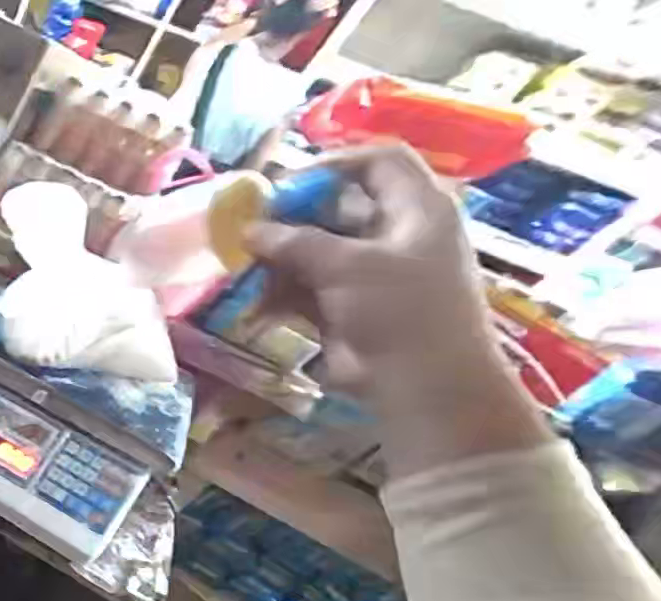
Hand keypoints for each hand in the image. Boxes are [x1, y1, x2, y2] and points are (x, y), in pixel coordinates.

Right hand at [244, 142, 551, 476]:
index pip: (377, 163)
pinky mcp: (341, 305)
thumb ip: (297, 244)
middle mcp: (390, 234)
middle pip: (335, 209)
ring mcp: (364, 272)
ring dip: (277, 260)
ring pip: (312, 252)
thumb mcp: (349, 266)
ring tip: (243, 271)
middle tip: (248, 230)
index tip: (283, 184)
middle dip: (291, 219)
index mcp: (413, 208)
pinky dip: (278, 293)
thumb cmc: (400, 308)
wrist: (416, 377)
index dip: (332, 164)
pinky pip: (303, 288)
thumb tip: (249, 230)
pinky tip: (255, 304)